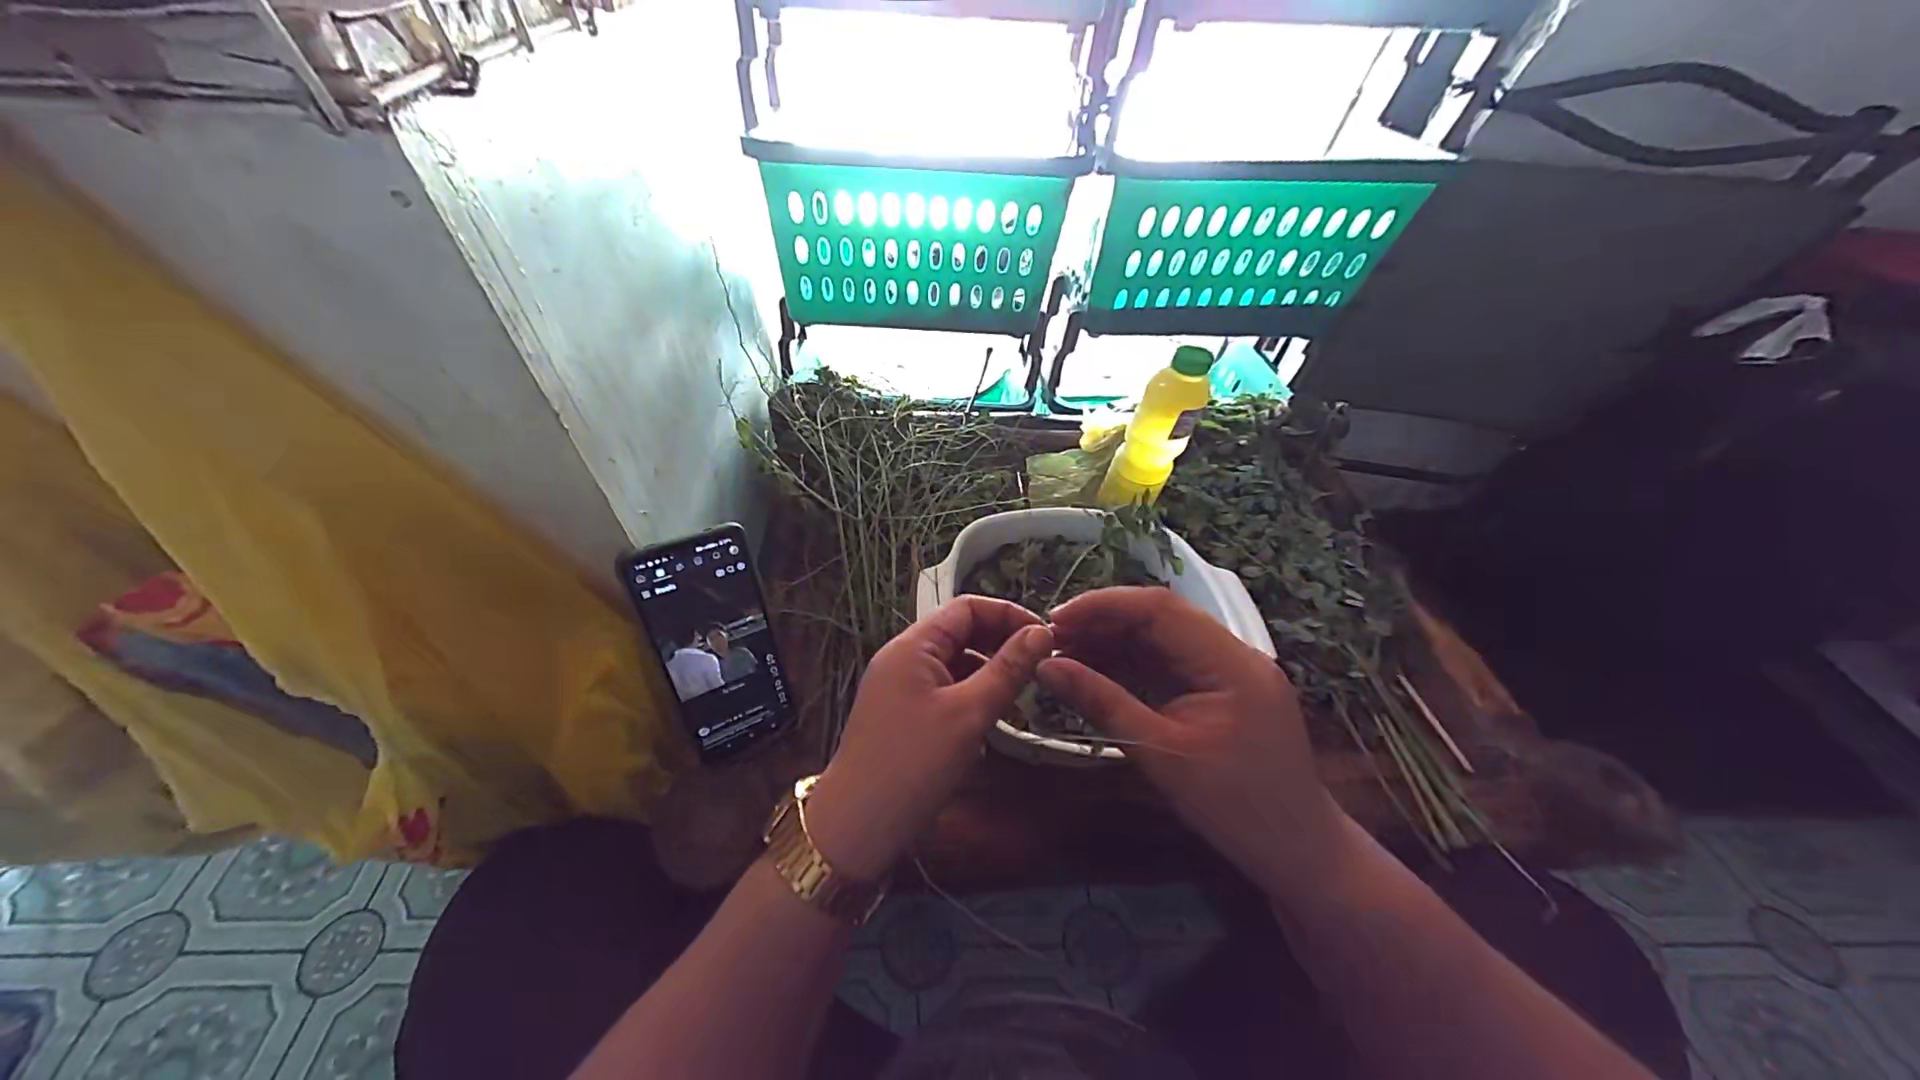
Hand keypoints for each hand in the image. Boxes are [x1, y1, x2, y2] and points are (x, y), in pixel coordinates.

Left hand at [803, 596, 1053, 881]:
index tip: (1045, 638)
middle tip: (1040, 666)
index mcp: (913, 645)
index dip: (1008, 615)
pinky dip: (971, 694)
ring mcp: (900, 687)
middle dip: (1001, 642)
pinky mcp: (902, 714)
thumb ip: (1008, 669)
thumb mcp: (970, 713)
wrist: (857, 827)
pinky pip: (944, 689)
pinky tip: (993, 716)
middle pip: (960, 632)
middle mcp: (903, 658)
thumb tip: (1042, 632)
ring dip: (989, 670)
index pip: (967, 607)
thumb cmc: (914, 763)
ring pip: (954, 662)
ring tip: (1022, 693)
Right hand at [1036, 587, 1353, 900]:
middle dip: (1104, 623)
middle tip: (1052, 641)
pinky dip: (1132, 665)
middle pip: (1161, 618)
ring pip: (1163, 639)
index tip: (1055, 622)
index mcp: (1231, 662)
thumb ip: (1103, 703)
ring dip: (1115, 642)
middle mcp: (1234, 654)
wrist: (1299, 854)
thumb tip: (1045, 668)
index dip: (1103, 606)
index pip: (1161, 609)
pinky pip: (1171, 664)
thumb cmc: (1235, 809)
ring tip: (1065, 656)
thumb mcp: (1161, 754)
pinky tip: (1097, 673)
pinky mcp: (1223, 690)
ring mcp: (1231, 671)